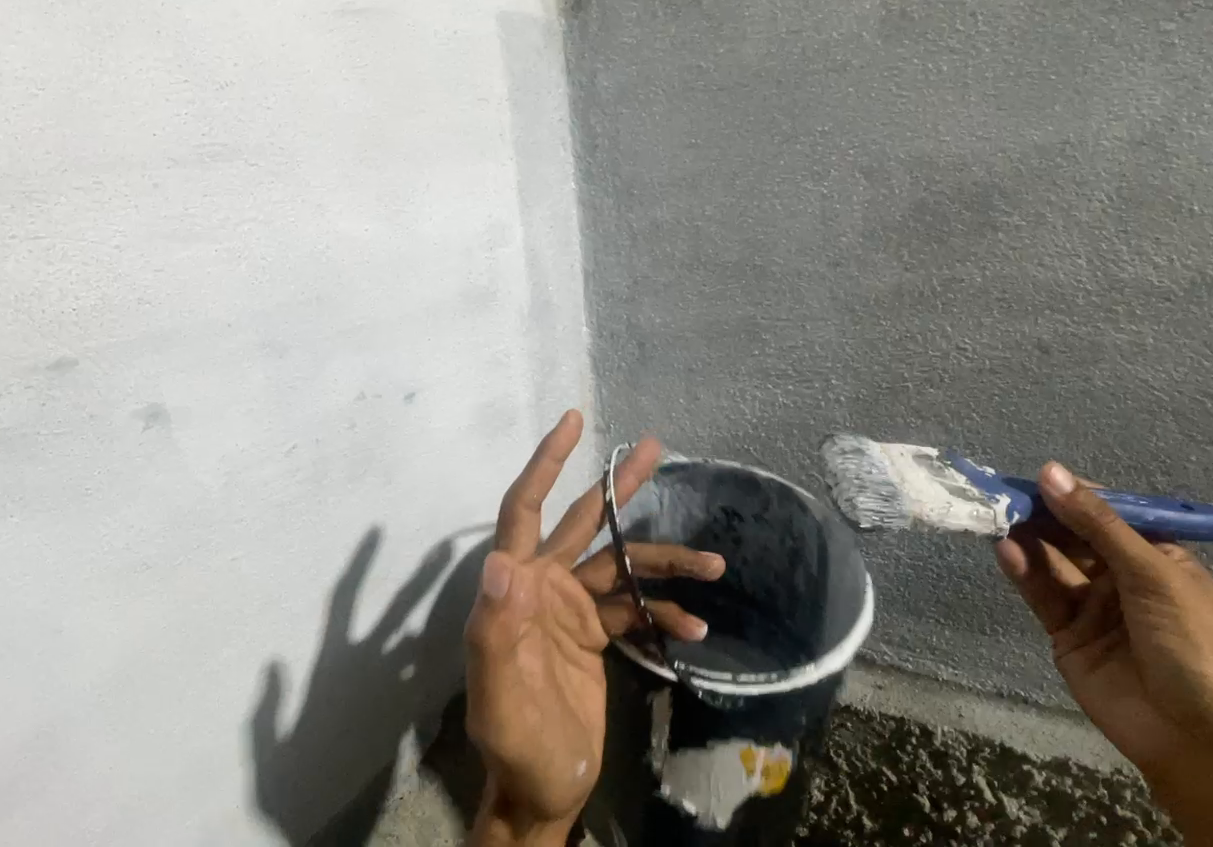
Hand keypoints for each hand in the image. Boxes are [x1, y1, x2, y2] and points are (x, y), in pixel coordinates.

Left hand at [464, 411, 724, 846]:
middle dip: (619, 486)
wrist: (544, 790)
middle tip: (654, 447)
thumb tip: (500, 561)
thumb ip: (496, 631)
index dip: (546, 464)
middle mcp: (542, 585)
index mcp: (514, 589)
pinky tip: (696, 625)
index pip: (524, 510)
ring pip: (623, 565)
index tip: (572, 421)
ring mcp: (572, 607)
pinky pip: (635, 608)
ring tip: (715, 565)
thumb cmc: (516, 745)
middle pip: (583, 520)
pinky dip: (665, 612)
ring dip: (666, 563)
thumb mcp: (500, 697)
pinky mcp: (596, 631)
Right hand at [995, 463, 1212, 846]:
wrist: (1199, 741)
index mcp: (1157, 559)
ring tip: (997, 517)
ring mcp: (1093, 606)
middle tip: (1004, 494)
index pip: (1108, 514)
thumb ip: (1097, 523)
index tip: (1038, 476)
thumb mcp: (1153, 575)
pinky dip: (1023, 572)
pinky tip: (1006, 552)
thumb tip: (1050, 470)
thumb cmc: (1194, 646)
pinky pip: (1042, 595)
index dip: (1074, 494)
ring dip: (1028, 539)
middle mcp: (1122, 577)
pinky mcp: (1067, 634)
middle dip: (1042, 514)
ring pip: (1053, 562)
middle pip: (1073, 536)